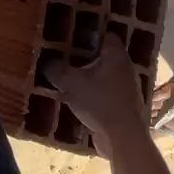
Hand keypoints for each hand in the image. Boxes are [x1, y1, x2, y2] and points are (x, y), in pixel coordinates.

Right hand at [44, 38, 145, 157]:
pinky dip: (92, 94)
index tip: (70, 37)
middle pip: (102, 55)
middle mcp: (124, 68)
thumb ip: (56, 69)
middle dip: (83, 57)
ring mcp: (126, 88)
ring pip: (102, 76)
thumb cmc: (99, 103)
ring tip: (66, 79)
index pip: (104, 34)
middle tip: (62, 56)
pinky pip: (104, 93)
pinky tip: (75, 100)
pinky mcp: (123, 106)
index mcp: (116, 55)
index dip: (87, 33)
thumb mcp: (70, 82)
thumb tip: (47, 63)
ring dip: (87, 77)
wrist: (123, 139)